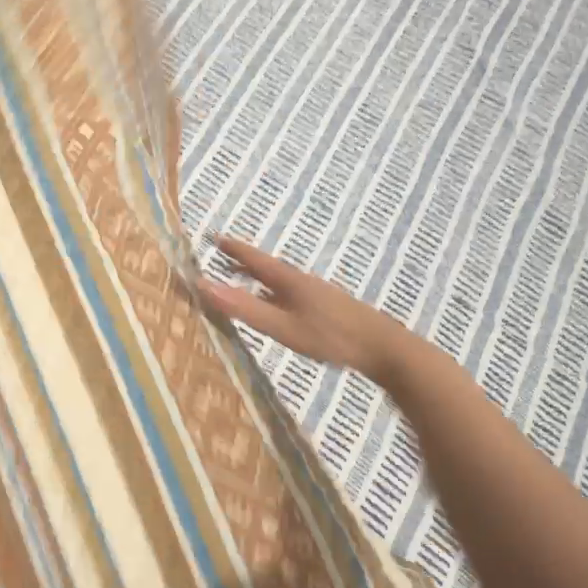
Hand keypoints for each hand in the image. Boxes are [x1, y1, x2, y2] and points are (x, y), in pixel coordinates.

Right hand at [197, 235, 413, 379]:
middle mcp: (302, 283)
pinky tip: (277, 308)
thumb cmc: (331, 336)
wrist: (385, 349)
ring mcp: (317, 297)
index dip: (235, 249)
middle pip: (268, 269)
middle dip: (245, 263)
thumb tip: (202, 285)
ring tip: (243, 282)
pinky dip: (274, 295)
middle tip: (223, 257)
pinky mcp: (328, 311)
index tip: (216, 238)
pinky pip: (291, 296)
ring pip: (280, 283)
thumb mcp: (282, 326)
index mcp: (289, 281)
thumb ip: (244, 308)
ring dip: (259, 280)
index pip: (256, 259)